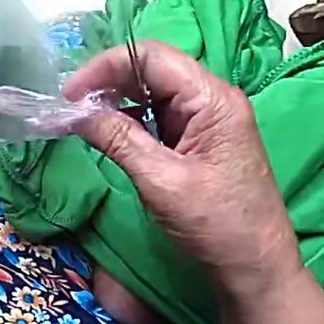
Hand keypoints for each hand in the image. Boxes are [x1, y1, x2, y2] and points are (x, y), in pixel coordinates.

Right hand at [65, 41, 302, 298]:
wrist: (254, 267)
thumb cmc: (216, 224)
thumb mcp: (161, 180)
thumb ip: (119, 139)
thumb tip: (75, 113)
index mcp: (212, 99)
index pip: (152, 57)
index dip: (106, 66)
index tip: (70, 92)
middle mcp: (211, 99)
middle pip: (151, 69)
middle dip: (107, 82)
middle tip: (69, 106)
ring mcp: (204, 120)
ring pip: (151, 92)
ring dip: (115, 101)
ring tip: (80, 117)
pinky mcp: (196, 140)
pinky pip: (157, 116)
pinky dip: (128, 120)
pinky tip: (105, 131)